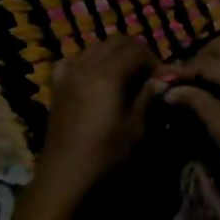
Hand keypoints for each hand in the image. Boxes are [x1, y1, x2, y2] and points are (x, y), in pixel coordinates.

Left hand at [41, 36, 159, 186]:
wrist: (66, 178)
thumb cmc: (107, 155)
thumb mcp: (137, 127)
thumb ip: (149, 96)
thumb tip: (163, 79)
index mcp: (107, 75)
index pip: (136, 49)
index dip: (154, 60)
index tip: (162, 79)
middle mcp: (85, 67)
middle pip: (115, 41)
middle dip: (136, 51)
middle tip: (148, 74)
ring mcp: (68, 75)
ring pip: (94, 46)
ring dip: (114, 54)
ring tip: (126, 76)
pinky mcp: (57, 87)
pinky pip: (73, 60)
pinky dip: (88, 61)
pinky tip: (95, 78)